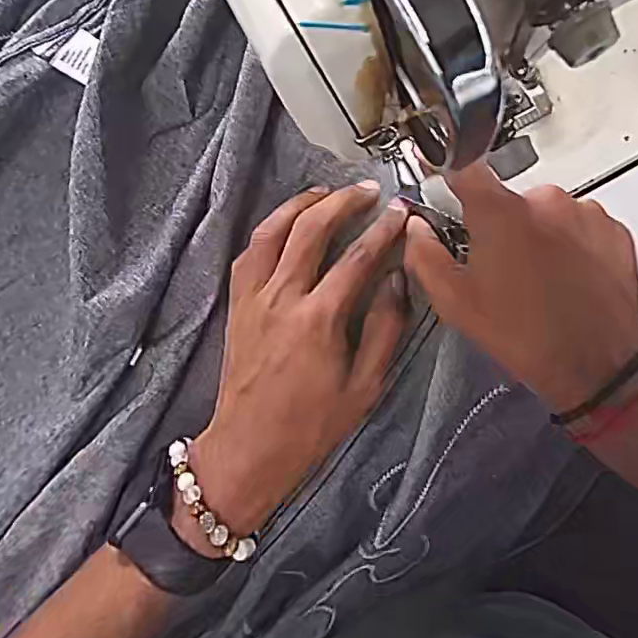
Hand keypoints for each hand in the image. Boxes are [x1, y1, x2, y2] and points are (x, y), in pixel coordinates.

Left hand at [183, 182, 410, 548]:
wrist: (249, 447)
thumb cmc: (311, 425)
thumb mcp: (365, 387)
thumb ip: (385, 328)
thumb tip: (396, 279)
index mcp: (319, 320)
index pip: (357, 258)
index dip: (383, 230)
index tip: (400, 212)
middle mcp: (282, 299)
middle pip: (311, 230)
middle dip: (342, 202)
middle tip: (366, 191)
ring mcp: (254, 298)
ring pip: (273, 232)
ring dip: (300, 205)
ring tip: (325, 192)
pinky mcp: (237, 305)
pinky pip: (249, 253)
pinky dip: (269, 230)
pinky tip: (285, 224)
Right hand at [403, 164, 637, 412]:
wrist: (597, 364)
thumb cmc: (530, 336)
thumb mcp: (456, 303)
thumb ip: (425, 256)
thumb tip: (417, 231)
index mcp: (500, 215)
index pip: (465, 168)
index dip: (448, 168)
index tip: (441, 170)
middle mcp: (544, 203)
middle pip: (507, 199)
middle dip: (499, 225)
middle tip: (499, 266)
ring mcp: (582, 215)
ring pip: (544, 213)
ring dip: (536, 236)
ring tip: (536, 279)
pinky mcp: (611, 230)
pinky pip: (578, 225)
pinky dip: (569, 244)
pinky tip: (563, 278)